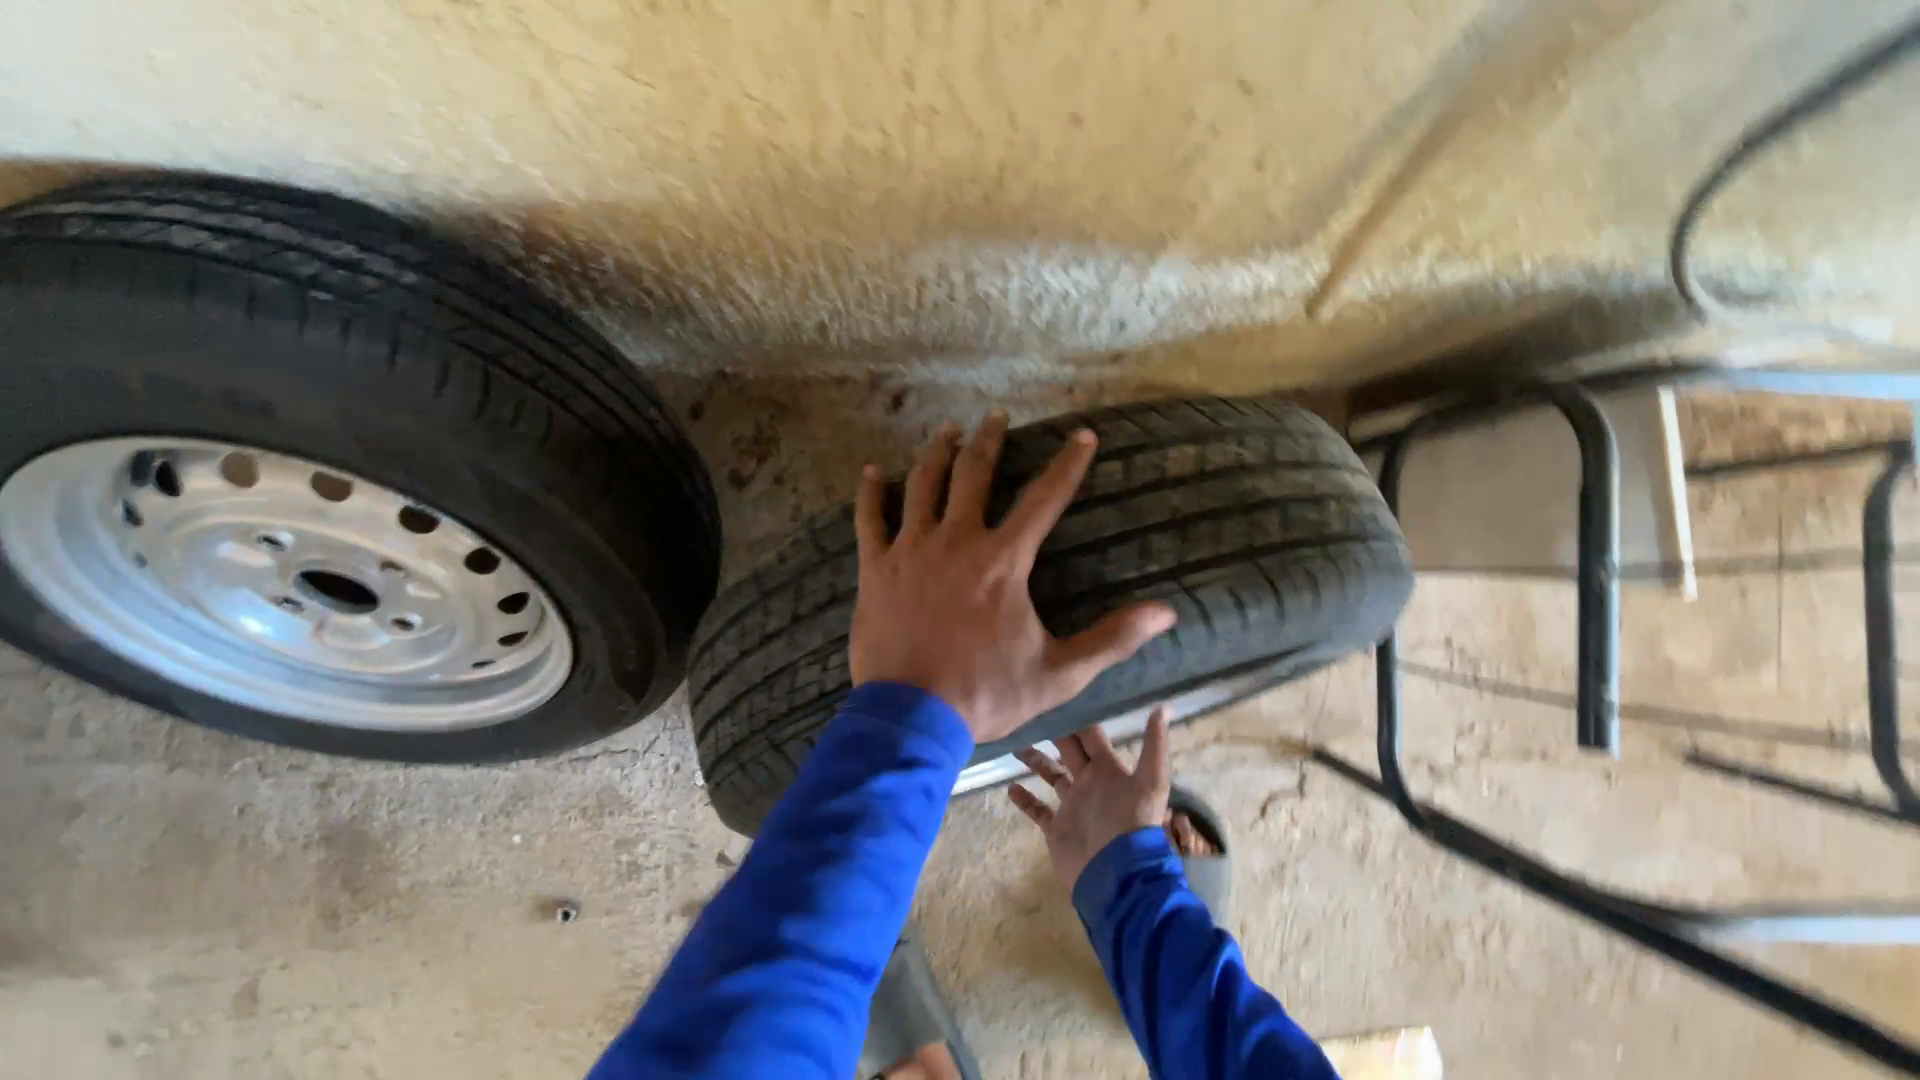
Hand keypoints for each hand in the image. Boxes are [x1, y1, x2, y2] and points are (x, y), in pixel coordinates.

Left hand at [849, 411, 1176, 743]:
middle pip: (973, 473)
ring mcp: (910, 551)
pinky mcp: (875, 569)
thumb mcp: (1059, 673)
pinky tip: (871, 472)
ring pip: (922, 484)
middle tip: (996, 416)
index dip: (1067, 464)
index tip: (1082, 435)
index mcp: (1003, 561)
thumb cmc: (986, 694)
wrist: (911, 718)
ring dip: (937, 452)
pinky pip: (869, 519)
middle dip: (988, 440)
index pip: (1044, 498)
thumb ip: (1112, 638)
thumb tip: (1166, 612)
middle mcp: (957, 541)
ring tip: (947, 431)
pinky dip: (870, 492)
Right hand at [1008, 706, 1173, 889]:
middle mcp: (1090, 783)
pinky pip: (1038, 810)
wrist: (1117, 877)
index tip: (1057, 696)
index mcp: (1109, 770)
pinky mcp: (1057, 828)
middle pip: (1067, 751)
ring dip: (1034, 760)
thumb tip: (1164, 706)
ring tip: (1014, 743)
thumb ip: (1155, 744)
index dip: (1077, 717)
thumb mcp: (1150, 782)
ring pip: (1051, 775)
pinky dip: (1025, 800)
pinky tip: (1010, 788)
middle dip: (1052, 732)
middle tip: (1030, 712)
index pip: (1091, 736)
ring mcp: (1072, 805)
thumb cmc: (1131, 824)